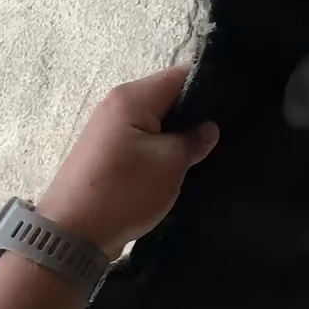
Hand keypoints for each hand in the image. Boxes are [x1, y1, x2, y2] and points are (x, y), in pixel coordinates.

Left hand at [36, 65, 218, 256]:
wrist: (74, 232)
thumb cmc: (125, 190)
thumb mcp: (170, 164)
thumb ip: (194, 140)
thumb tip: (210, 127)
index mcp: (132, 97)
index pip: (180, 76)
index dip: (209, 88)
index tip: (234, 106)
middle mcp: (117, 105)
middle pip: (167, 97)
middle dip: (196, 113)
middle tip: (228, 132)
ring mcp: (110, 129)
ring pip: (156, 121)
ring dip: (179, 134)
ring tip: (209, 150)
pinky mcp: (107, 152)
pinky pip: (144, 140)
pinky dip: (163, 148)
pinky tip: (182, 164)